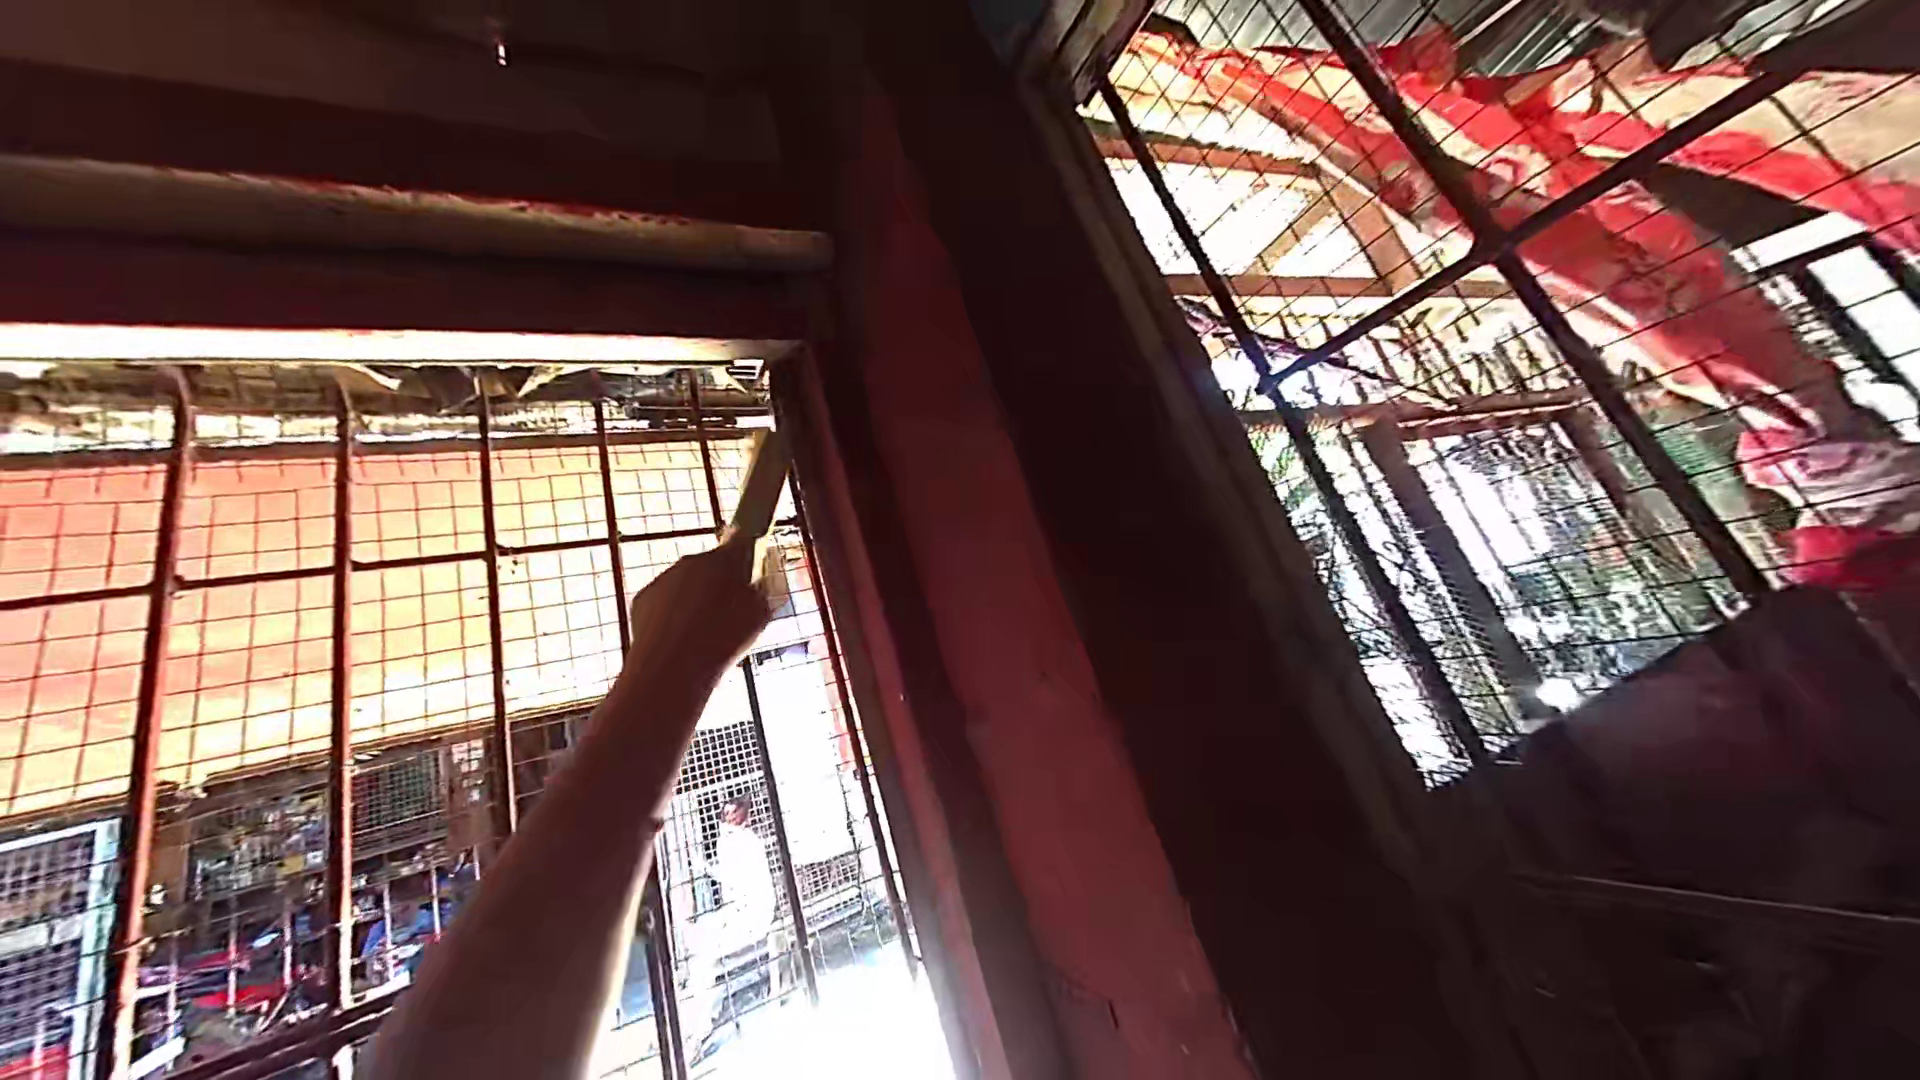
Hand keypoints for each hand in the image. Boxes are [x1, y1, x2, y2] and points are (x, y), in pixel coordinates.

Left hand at [624, 532, 773, 682]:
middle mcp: (692, 561)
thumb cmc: (723, 640)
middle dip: (721, 581)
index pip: (741, 542)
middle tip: (732, 611)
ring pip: (686, 581)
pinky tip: (682, 636)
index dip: (749, 554)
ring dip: (697, 597)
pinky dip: (673, 611)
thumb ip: (764, 587)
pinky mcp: (642, 598)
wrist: (671, 670)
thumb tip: (762, 574)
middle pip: (711, 564)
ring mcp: (664, 578)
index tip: (754, 571)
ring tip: (706, 630)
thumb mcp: (761, 614)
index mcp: (723, 560)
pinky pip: (665, 598)